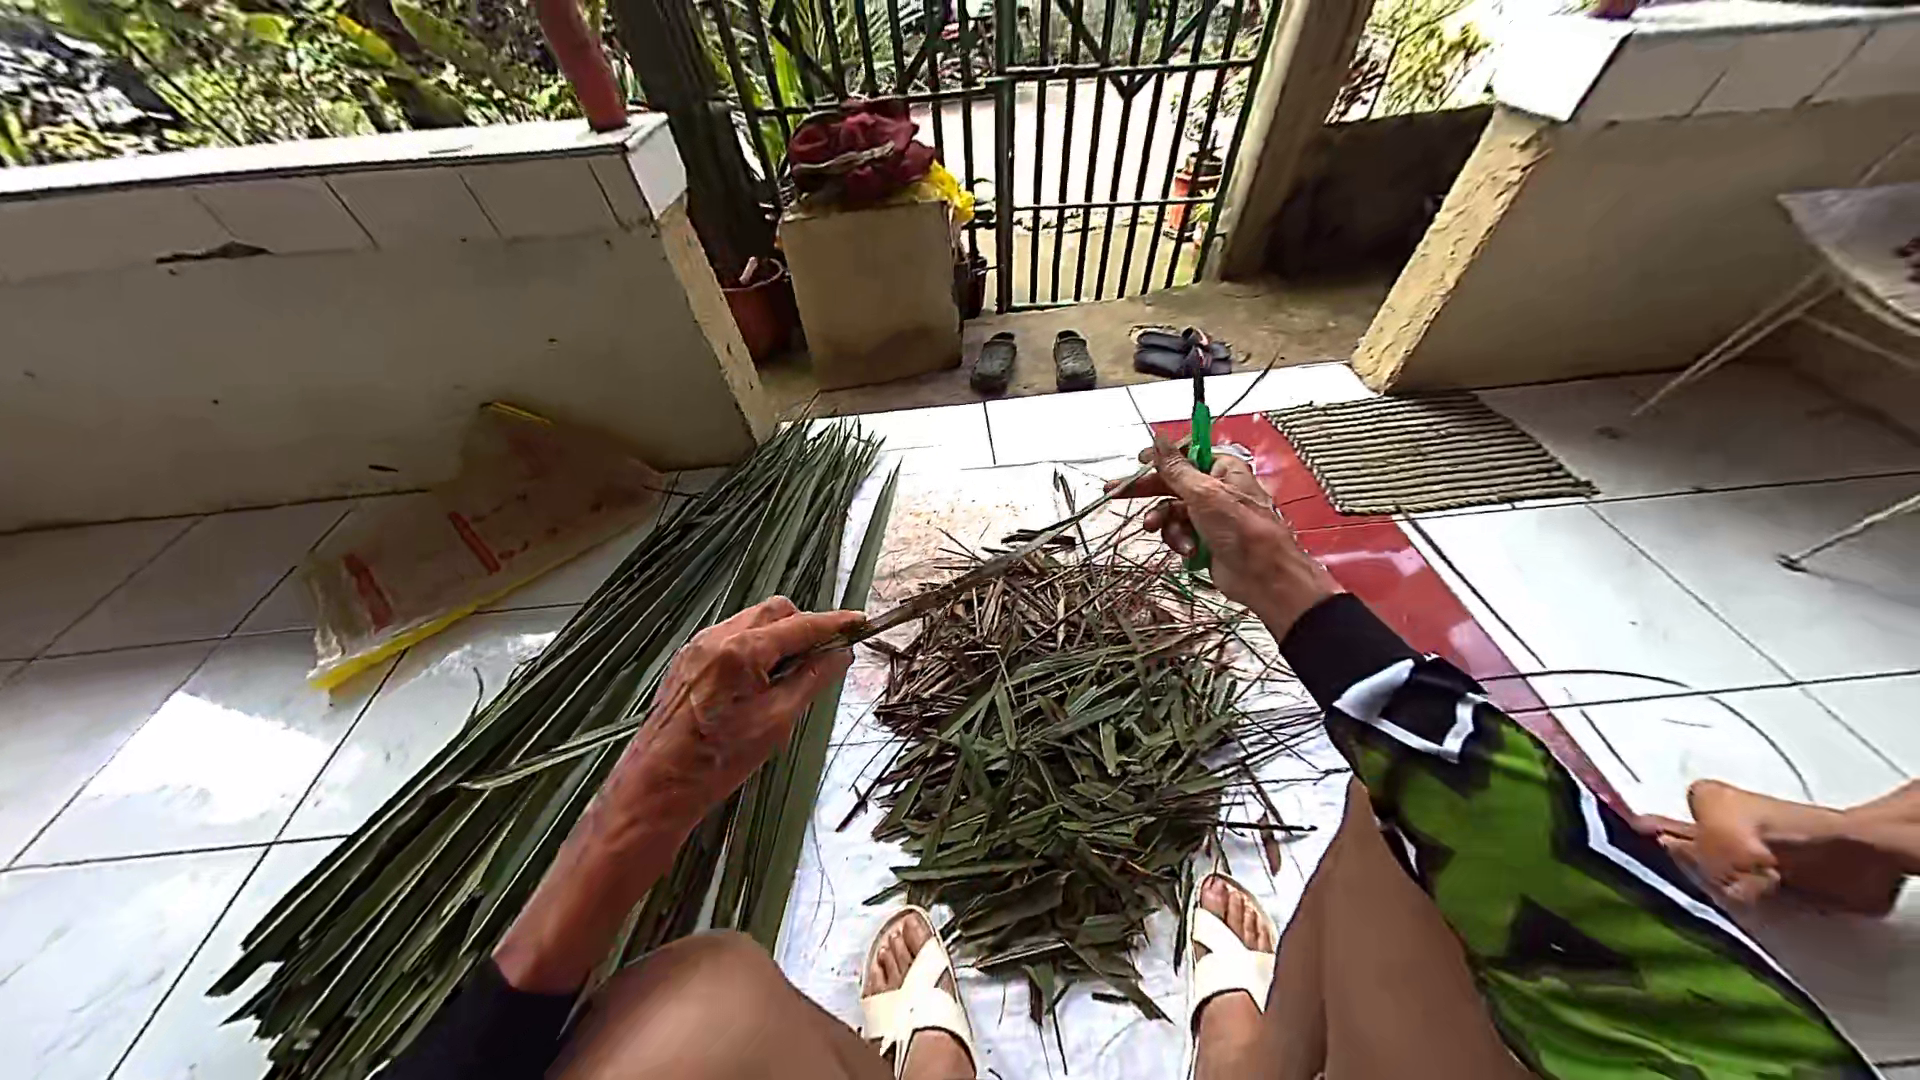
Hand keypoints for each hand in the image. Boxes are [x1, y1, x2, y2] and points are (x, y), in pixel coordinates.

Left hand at [495, 595, 864, 993]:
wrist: (657, 786)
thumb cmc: (722, 759)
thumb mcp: (779, 720)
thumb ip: (814, 678)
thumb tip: (842, 653)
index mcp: (742, 651)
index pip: (802, 625)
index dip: (835, 623)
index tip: (861, 622)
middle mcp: (718, 636)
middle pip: (776, 610)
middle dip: (805, 626)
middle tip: (821, 657)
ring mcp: (699, 645)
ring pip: (754, 620)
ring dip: (780, 636)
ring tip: (790, 674)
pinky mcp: (689, 658)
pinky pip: (733, 636)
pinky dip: (756, 646)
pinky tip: (760, 680)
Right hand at [1108, 439, 1341, 635]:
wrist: (1262, 577)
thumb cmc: (1242, 530)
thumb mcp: (1203, 492)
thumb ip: (1176, 467)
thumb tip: (1159, 439)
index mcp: (1222, 470)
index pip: (1185, 455)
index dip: (1161, 458)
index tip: (1139, 461)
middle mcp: (1216, 490)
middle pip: (1172, 484)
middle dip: (1147, 492)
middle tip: (1116, 492)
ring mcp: (1209, 516)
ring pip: (1171, 512)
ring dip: (1164, 522)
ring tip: (1155, 529)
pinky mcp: (1204, 539)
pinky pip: (1178, 533)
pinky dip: (1178, 540)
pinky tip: (1188, 549)